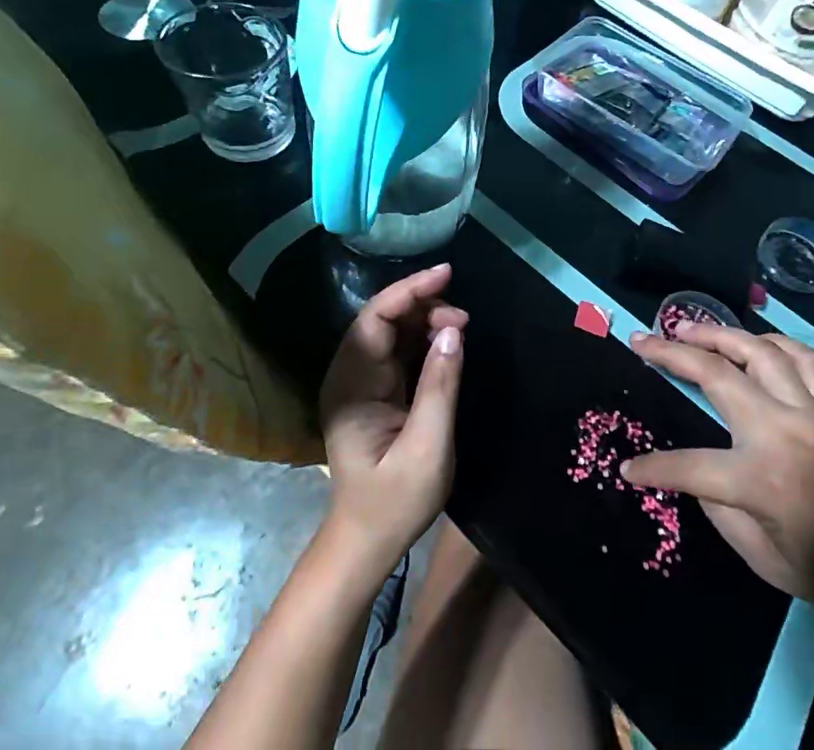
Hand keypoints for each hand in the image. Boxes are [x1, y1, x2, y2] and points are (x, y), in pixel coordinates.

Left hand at [319, 264, 468, 569]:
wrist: (367, 540)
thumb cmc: (395, 502)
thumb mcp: (428, 448)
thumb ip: (440, 387)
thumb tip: (452, 331)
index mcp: (350, 386)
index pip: (375, 319)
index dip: (409, 291)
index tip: (446, 273)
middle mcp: (348, 376)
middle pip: (380, 320)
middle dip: (422, 305)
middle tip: (465, 318)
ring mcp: (358, 385)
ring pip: (389, 333)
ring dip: (424, 321)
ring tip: (462, 326)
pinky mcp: (372, 395)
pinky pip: (396, 353)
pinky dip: (422, 341)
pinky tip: (446, 342)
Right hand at [622, 323, 813, 631]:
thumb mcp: (773, 565)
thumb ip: (724, 515)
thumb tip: (698, 480)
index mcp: (763, 479)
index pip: (687, 466)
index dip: (652, 468)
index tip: (628, 469)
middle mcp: (782, 431)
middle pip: (715, 375)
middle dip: (669, 354)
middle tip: (638, 342)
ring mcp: (811, 413)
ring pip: (758, 351)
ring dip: (717, 333)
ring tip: (686, 328)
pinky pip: (801, 360)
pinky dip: (771, 343)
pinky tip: (751, 343)